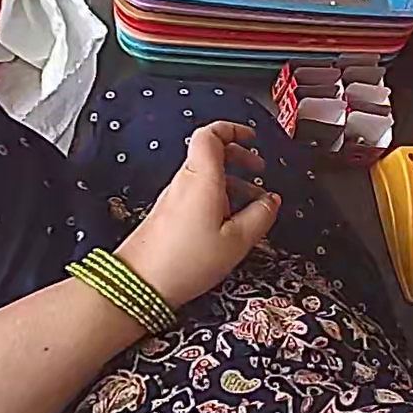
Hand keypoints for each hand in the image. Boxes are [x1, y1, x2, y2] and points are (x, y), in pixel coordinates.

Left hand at [116, 121, 280, 305]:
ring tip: (252, 200)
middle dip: (238, 154)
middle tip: (258, 168)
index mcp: (203, 178)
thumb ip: (260, 216)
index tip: (252, 137)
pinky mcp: (169, 213)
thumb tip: (272, 201)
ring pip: (206, 174)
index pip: (211, 134)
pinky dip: (218, 196)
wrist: (140, 282)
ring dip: (231, 179)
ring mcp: (175, 196)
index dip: (233, 129)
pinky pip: (198, 192)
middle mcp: (186, 181)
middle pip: (211, 151)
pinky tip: (231, 219)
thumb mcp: (237, 241)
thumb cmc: (187, 260)